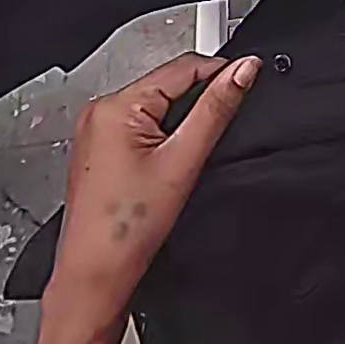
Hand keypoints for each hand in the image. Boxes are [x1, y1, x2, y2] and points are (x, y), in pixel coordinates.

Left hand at [48, 52, 262, 323]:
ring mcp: (97, 129)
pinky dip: (167, 131)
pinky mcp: (101, 146)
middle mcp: (101, 111)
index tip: (249, 77)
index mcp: (116, 106)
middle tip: (228, 119)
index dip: (221, 71)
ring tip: (196, 148)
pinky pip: (143, 122)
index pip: (183, 66)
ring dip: (185, 115)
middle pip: (170, 82)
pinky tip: (173, 158)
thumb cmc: (126, 228)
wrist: (95, 277)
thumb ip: (217, 108)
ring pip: (159, 102)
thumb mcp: (184, 159)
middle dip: (202, 96)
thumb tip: (242, 71)